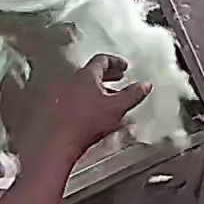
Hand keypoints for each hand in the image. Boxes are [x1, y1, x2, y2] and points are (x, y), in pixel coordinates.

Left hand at [35, 55, 150, 164]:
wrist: (60, 143)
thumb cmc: (85, 123)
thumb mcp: (118, 107)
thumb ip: (133, 94)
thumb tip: (144, 85)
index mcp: (86, 76)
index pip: (102, 60)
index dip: (116, 62)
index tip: (123, 66)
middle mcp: (72, 82)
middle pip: (93, 72)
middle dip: (108, 75)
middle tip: (119, 78)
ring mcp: (63, 95)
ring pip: (84, 87)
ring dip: (99, 89)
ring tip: (110, 99)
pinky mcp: (58, 109)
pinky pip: (77, 99)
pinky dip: (89, 101)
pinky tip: (96, 114)